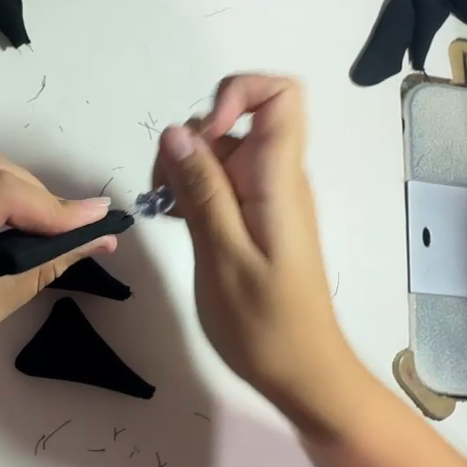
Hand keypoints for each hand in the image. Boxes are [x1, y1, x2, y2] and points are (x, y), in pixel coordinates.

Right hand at [154, 75, 360, 424]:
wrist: (302, 372)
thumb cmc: (264, 323)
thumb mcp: (223, 254)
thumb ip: (201, 189)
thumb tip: (177, 130)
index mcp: (278, 180)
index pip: (280, 95)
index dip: (235, 96)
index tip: (199, 138)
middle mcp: (278, 178)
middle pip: (237, 121)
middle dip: (191, 142)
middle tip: (165, 191)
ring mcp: (268, 198)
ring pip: (223, 153)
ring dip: (186, 170)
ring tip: (167, 212)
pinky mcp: (257, 219)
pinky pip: (224, 184)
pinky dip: (195, 192)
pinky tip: (178, 220)